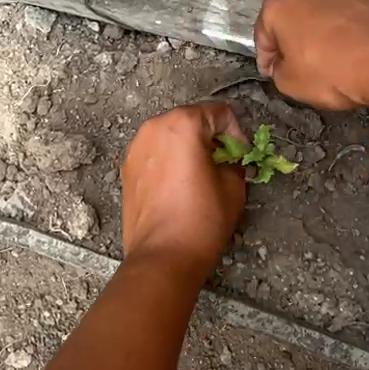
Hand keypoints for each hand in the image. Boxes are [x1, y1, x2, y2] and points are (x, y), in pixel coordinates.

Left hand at [121, 102, 246, 279]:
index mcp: (183, 124)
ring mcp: (137, 146)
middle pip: (192, 119)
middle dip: (211, 138)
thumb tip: (231, 159)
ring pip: (171, 135)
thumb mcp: (234, 186)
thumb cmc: (201, 220)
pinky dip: (169, 160)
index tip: (241, 157)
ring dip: (189, 148)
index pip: (219, 112)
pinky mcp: (127, 166)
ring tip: (201, 176)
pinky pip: (155, 152)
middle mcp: (155, 126)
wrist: (162, 256)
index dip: (236, 133)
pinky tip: (179, 186)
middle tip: (225, 165)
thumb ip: (235, 160)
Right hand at [254, 0, 368, 109]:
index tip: (272, 71)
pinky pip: (350, 9)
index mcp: (279, 10)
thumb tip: (283, 65)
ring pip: (322, 9)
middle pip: (293, 16)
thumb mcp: (292, 86)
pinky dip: (350, 22)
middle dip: (294, 37)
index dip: (266, 56)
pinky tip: (358, 43)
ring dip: (323, 27)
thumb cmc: (334, 72)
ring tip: (335, 54)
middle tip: (302, 63)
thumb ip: (278, 72)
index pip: (262, 33)